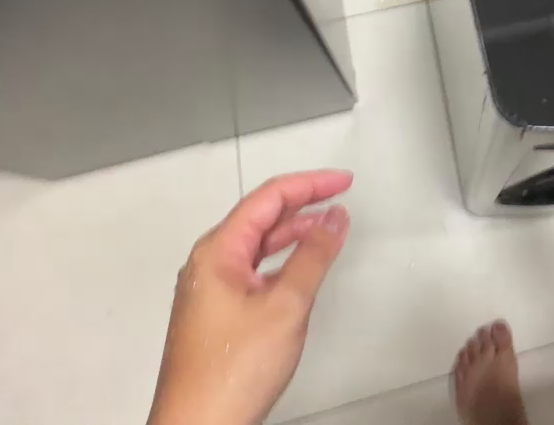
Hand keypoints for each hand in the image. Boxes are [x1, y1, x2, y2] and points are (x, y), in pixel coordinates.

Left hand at [147, 170, 353, 424]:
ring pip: (258, 244)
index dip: (310, 183)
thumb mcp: (286, 306)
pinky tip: (302, 267)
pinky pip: (255, 268)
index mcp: (218, 251)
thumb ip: (314, 255)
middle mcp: (210, 263)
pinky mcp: (218, 313)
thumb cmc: (231, 372)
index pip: (269, 197)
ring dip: (295, 231)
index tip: (343, 181)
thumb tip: (334, 217)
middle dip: (303, 202)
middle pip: (262, 216)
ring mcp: (211, 289)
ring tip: (330, 227)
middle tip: (340, 196)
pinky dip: (283, 259)